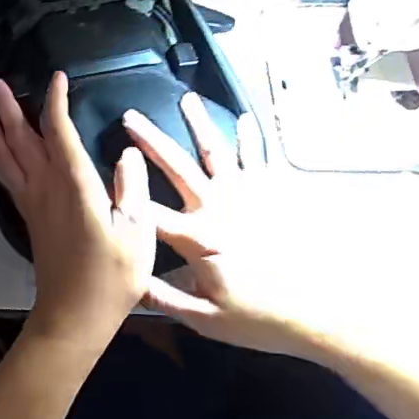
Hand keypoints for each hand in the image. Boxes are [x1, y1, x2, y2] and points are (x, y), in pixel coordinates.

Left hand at [0, 72, 155, 348]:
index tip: (56, 78)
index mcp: (75, 185)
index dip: (55, 102)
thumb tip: (126, 153)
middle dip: (8, 108)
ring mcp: (34, 202)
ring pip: (8, 157)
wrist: (75, 314)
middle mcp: (47, 187)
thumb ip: (131, 188)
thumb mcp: (137, 232)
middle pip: (23, 139)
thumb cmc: (112, 275)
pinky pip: (7, 179)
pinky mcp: (29, 217)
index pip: (59, 132)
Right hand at [122, 94, 372, 362]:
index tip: (96, 172)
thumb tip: (125, 279)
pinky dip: (251, 138)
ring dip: (200, 124)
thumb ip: (163, 296)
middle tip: (129, 116)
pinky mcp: (274, 195)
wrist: (321, 315)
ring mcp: (247, 196)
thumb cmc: (259, 319)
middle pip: (177, 167)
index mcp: (196, 237)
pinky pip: (259, 158)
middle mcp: (217, 207)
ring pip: (217, 152)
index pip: (147, 211)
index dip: (120, 191)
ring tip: (187, 98)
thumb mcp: (204, 319)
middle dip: (150, 140)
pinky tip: (245, 118)